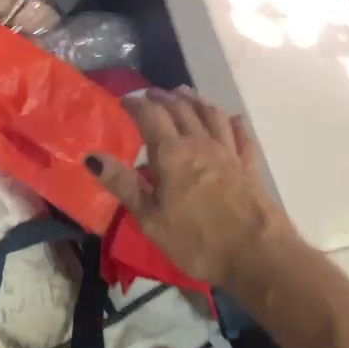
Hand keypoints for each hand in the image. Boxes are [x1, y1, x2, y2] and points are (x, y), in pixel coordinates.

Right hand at [87, 87, 293, 286]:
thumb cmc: (197, 240)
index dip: (136, 104)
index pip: (150, 116)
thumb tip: (91, 156)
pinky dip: (232, 122)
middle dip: (163, 97)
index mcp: (172, 153)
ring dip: (195, 99)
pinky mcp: (249, 165)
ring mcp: (228, 152)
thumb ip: (123, 184)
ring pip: (210, 114)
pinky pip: (240, 135)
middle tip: (151, 93)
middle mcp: (200, 143)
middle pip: (180, 109)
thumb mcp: (150, 218)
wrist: (257, 255)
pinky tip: (231, 118)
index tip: (124, 101)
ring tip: (184, 93)